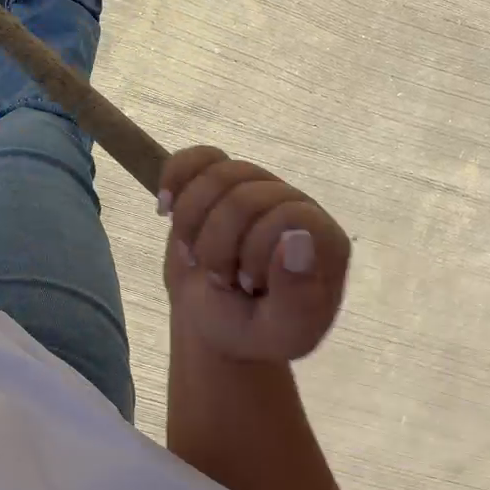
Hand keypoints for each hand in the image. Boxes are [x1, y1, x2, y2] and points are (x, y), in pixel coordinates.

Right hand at [159, 147, 350, 362]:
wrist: (213, 320)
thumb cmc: (250, 331)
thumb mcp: (281, 332)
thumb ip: (298, 297)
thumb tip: (298, 237)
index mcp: (323, 241)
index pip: (285, 215)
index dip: (252, 249)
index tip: (244, 284)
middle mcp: (294, 204)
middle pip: (244, 193)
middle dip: (215, 241)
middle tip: (216, 276)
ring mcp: (255, 187)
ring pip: (216, 173)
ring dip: (191, 220)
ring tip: (195, 254)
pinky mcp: (220, 178)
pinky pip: (197, 156)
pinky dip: (174, 179)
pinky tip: (166, 208)